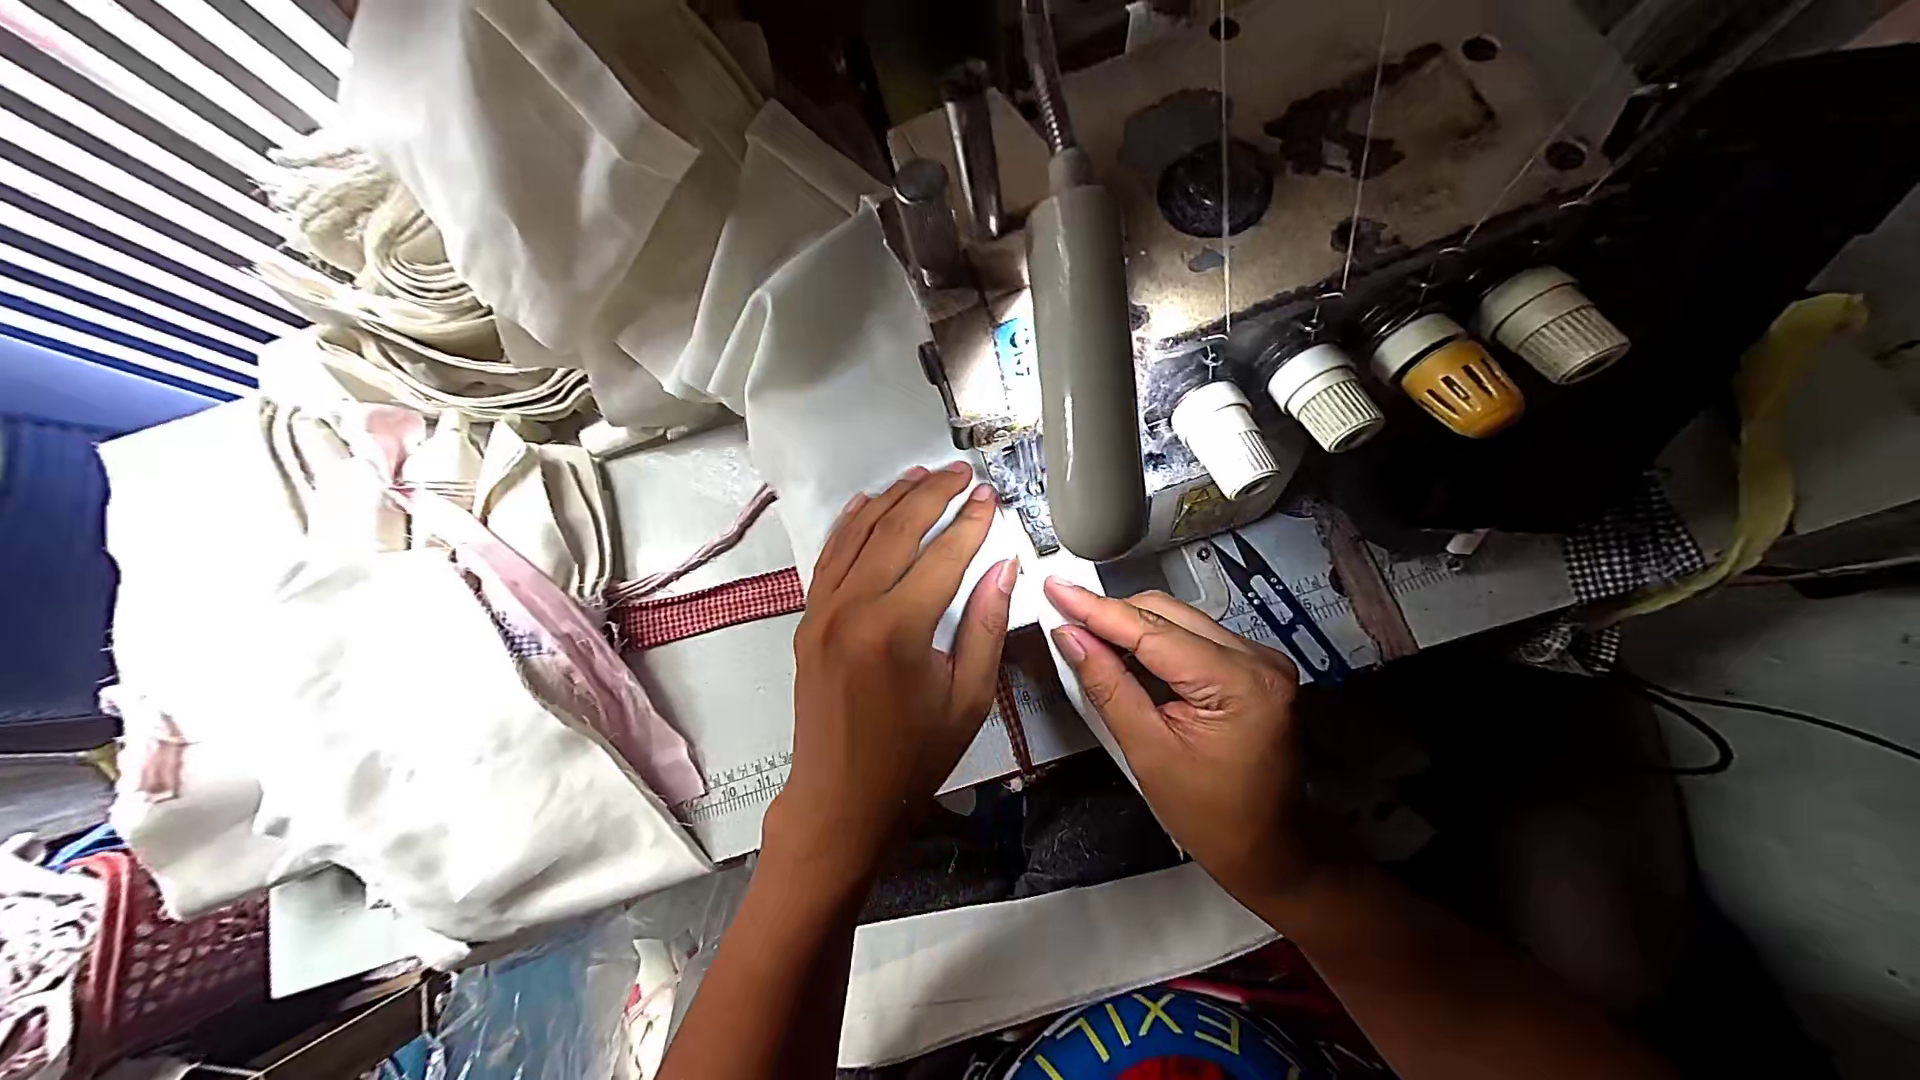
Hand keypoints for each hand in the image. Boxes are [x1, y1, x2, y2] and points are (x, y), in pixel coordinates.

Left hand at [767, 462, 1017, 877]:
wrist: (840, 798)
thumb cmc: (912, 757)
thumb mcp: (968, 698)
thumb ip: (986, 625)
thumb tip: (1003, 567)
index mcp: (897, 630)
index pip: (943, 556)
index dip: (972, 523)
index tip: (989, 497)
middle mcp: (853, 609)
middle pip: (897, 530)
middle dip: (934, 495)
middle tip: (961, 473)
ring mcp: (823, 611)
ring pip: (860, 534)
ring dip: (893, 499)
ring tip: (923, 476)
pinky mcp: (809, 619)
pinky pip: (830, 557)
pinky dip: (850, 524)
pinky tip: (868, 504)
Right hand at [1044, 579, 1318, 900]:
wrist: (1267, 848)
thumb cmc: (1219, 818)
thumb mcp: (1148, 751)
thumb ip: (1107, 685)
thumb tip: (1074, 640)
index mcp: (1240, 682)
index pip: (1151, 629)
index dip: (1096, 609)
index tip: (1060, 592)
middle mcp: (1258, 662)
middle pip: (1165, 613)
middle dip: (1109, 615)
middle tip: (1062, 613)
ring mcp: (1258, 662)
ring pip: (1176, 620)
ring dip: (1128, 628)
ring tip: (1086, 639)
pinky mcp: (1250, 667)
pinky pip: (1190, 637)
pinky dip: (1151, 642)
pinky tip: (1122, 654)